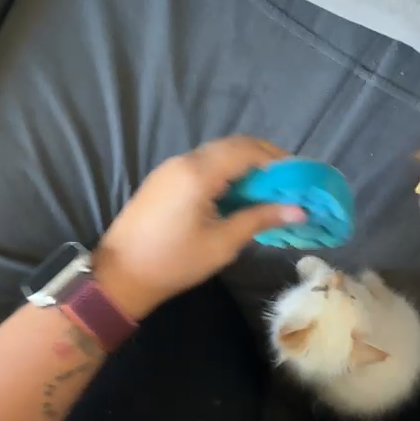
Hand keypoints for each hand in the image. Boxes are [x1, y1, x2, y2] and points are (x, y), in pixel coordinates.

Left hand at [94, 136, 305, 318]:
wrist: (119, 275)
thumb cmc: (173, 262)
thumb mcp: (223, 243)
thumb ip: (260, 219)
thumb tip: (299, 210)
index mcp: (199, 173)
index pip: (248, 151)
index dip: (278, 159)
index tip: (301, 176)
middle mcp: (185, 161)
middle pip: (233, 145)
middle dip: (265, 158)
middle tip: (289, 180)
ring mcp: (171, 167)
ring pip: (218, 152)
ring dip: (246, 163)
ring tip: (269, 188)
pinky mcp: (165, 178)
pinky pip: (203, 163)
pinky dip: (227, 170)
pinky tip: (239, 193)